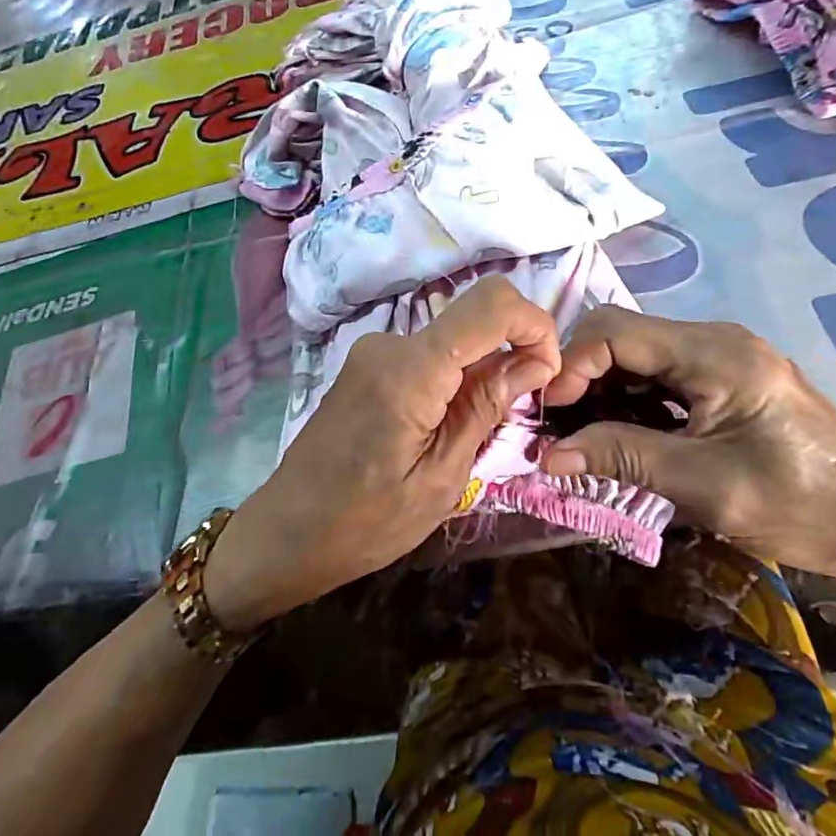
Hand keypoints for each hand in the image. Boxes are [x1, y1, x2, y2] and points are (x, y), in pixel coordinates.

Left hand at [204, 278, 560, 631]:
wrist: (289, 530)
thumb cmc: (366, 521)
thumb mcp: (441, 478)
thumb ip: (484, 409)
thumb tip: (532, 361)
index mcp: (410, 370)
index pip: (490, 305)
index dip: (534, 325)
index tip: (546, 373)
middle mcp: (388, 345)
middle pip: (472, 321)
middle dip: (509, 356)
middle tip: (514, 418)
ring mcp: (372, 353)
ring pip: (451, 341)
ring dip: (478, 375)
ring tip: (470, 438)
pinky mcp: (365, 368)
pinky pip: (425, 357)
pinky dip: (450, 381)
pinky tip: (442, 429)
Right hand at [540, 308, 835, 586]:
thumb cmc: (804, 507)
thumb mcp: (704, 485)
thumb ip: (620, 457)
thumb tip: (545, 456)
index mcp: (716, 353)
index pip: (614, 331)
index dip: (570, 365)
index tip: (547, 414)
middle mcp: (714, 341)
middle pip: (619, 334)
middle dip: (578, 375)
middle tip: (555, 425)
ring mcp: (720, 359)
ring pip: (633, 354)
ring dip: (598, 389)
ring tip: (577, 434)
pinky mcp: (722, 382)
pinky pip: (656, 375)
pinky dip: (625, 400)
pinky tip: (615, 433)